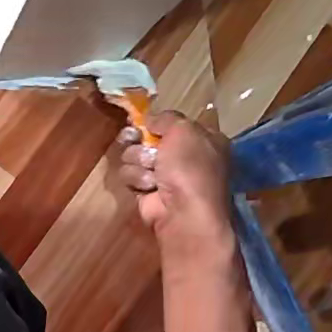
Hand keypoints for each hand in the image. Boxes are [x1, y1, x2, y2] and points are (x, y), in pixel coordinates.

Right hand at [116, 110, 233, 245]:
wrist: (184, 213)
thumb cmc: (190, 167)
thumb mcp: (183, 130)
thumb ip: (166, 118)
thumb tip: (150, 118)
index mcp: (202, 140)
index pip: (174, 124)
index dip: (159, 122)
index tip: (145, 120)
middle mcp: (183, 158)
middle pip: (149, 138)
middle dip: (139, 139)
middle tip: (134, 138)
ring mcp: (164, 176)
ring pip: (134, 156)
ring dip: (139, 160)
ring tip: (151, 170)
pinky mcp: (146, 192)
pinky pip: (130, 176)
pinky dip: (136, 179)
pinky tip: (148, 186)